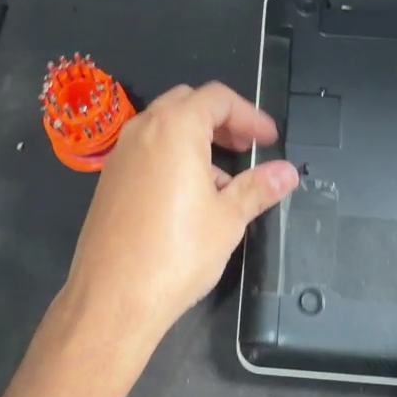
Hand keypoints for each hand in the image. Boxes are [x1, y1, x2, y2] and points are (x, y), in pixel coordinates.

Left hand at [59, 83, 298, 350]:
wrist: (112, 299)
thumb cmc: (177, 252)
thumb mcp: (228, 218)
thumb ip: (258, 187)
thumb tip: (287, 172)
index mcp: (174, 128)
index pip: (217, 98)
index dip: (249, 115)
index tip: (269, 140)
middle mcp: (142, 130)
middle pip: (187, 103)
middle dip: (221, 120)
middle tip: (247, 147)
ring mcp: (120, 155)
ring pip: (164, 127)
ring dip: (197, 140)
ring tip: (225, 179)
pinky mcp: (109, 180)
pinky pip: (147, 151)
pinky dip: (173, 157)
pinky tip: (191, 197)